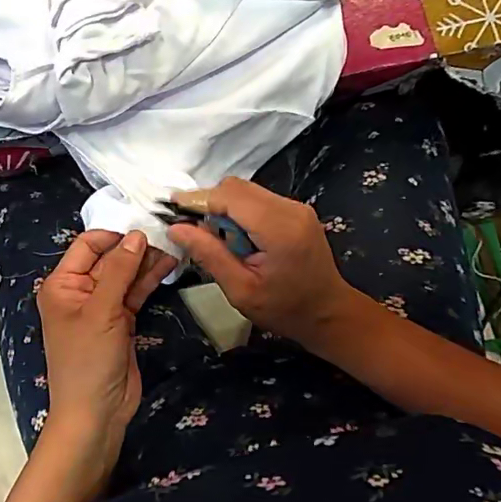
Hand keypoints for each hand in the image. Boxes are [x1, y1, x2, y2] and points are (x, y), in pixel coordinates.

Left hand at [36, 230, 176, 452]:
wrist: (95, 412)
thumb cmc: (87, 359)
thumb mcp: (101, 311)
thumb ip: (120, 271)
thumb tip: (136, 235)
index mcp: (62, 284)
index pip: (87, 246)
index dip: (114, 235)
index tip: (143, 226)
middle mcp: (79, 291)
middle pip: (109, 259)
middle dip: (135, 248)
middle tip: (167, 234)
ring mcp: (101, 306)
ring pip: (125, 275)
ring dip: (146, 262)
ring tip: (174, 246)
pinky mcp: (121, 320)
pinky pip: (135, 292)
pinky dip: (150, 280)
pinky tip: (169, 265)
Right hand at [166, 177, 357, 347]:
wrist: (329, 313)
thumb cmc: (285, 310)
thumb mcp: (240, 290)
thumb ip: (208, 254)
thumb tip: (176, 228)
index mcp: (280, 229)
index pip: (229, 197)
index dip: (197, 200)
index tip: (171, 210)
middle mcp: (290, 209)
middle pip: (236, 188)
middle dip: (209, 205)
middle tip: (194, 233)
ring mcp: (295, 207)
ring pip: (244, 191)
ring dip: (223, 210)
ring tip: (218, 241)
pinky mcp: (294, 210)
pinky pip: (255, 199)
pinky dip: (237, 213)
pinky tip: (236, 239)